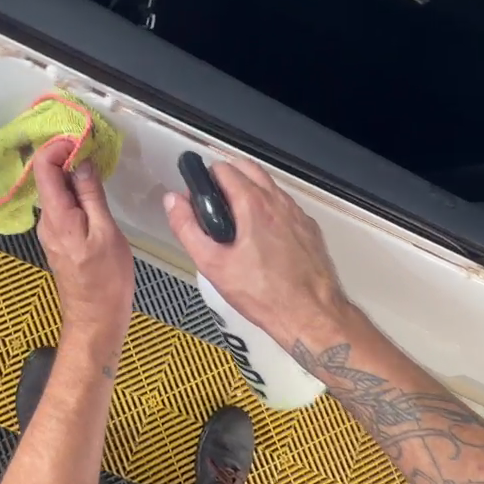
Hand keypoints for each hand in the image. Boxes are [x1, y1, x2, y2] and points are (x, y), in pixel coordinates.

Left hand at [33, 137, 133, 352]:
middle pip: (46, 177)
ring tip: (95, 166)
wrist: (95, 320)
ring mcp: (50, 231)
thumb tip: (82, 163)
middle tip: (91, 148)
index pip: (43, 168)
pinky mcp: (59, 239)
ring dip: (71, 174)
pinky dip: (73, 191)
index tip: (79, 139)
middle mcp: (46, 221)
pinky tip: (91, 192)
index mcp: (57, 216)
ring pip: (54, 191)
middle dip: (66, 156)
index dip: (58, 147)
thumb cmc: (105, 281)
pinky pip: (61, 205)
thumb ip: (91, 195)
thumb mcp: (106, 232)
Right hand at [163, 157, 353, 346]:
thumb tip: (173, 202)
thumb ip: (187, 228)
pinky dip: (270, 209)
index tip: (199, 195)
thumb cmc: (265, 294)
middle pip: (248, 168)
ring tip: (235, 220)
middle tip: (215, 201)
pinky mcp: (309, 229)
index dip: (206, 178)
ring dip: (250, 190)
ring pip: (269, 185)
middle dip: (228, 176)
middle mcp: (278, 202)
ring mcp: (297, 214)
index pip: (224, 169)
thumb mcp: (213, 264)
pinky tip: (262, 236)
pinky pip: (285, 206)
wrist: (311, 316)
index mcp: (253, 204)